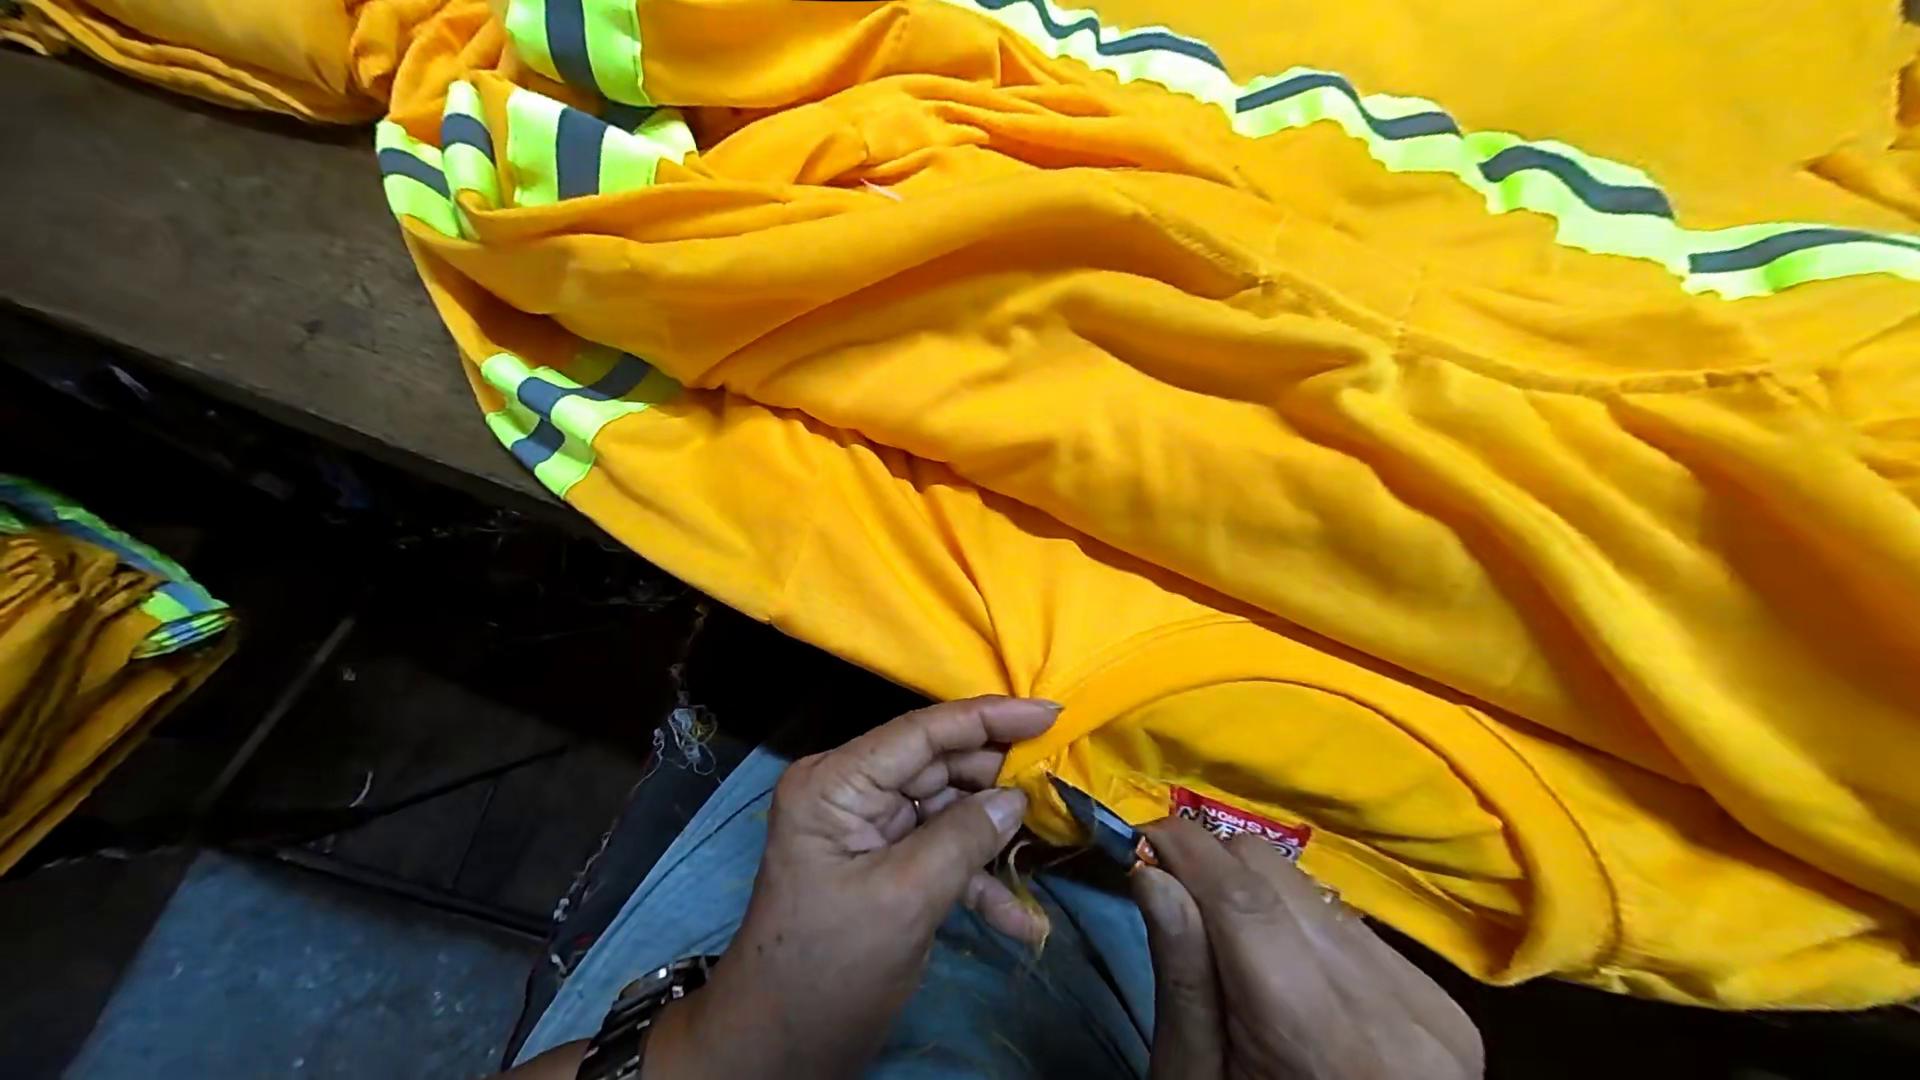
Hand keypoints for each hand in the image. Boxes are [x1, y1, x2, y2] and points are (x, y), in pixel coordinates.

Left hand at [642, 696, 1060, 1079]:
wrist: (777, 1053)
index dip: (987, 718)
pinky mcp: (885, 860)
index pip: (921, 732)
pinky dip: (976, 878)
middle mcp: (851, 790)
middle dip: (995, 774)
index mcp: (837, 782)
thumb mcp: (903, 900)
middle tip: (1054, 774)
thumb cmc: (828, 970)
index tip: (1047, 711)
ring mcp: (869, 825)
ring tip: (1047, 832)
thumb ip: (963, 838)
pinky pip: (939, 851)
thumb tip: (1015, 798)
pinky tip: (1020, 918)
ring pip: (946, 806)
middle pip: (938, 764)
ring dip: (994, 829)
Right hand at [1133, 815, 1482, 1079]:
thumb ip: (1182, 975)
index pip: (1245, 901)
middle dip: (1211, 864)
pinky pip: (1342, 916)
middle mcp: (1396, 1012)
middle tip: (1172, 890)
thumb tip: (1151, 872)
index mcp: (1329, 1048)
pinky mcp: (1443, 1003)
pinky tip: (1280, 962)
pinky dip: (1293, 916)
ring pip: (1308, 885)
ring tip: (1224, 935)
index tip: (1139, 835)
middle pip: (1277, 876)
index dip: (1186, 849)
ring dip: (1251, 888)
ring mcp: (1431, 1005)